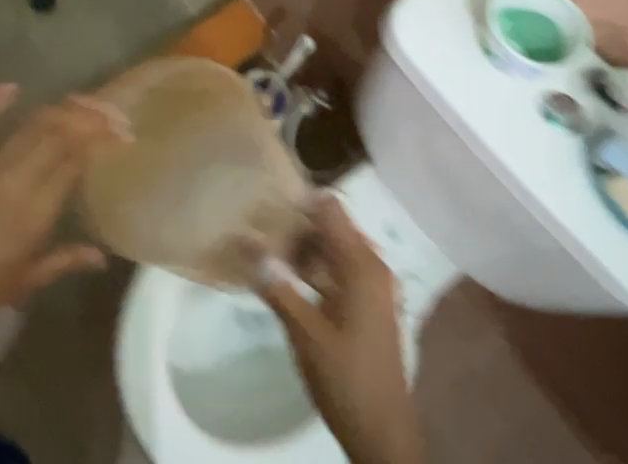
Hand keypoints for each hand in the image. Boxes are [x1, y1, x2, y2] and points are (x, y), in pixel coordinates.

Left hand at [0, 84, 127, 341]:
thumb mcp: (19, 283)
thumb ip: (61, 262)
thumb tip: (100, 256)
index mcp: (32, 210)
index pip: (75, 159)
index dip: (102, 140)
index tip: (125, 134)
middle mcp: (12, 177)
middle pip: (57, 132)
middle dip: (90, 116)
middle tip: (114, 114)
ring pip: (28, 125)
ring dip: (59, 109)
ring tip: (85, 104)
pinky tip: (12, 87)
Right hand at [258, 198, 421, 463]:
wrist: (382, 432)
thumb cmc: (345, 377)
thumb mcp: (304, 330)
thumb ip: (275, 283)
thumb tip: (245, 239)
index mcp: (363, 265)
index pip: (330, 209)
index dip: (298, 199)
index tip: (262, 196)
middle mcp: (373, 267)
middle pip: (331, 227)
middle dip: (295, 223)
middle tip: (254, 224)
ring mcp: (372, 288)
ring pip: (332, 250)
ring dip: (301, 247)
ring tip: (261, 247)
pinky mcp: (366, 307)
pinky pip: (337, 271)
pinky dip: (312, 269)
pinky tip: (283, 277)